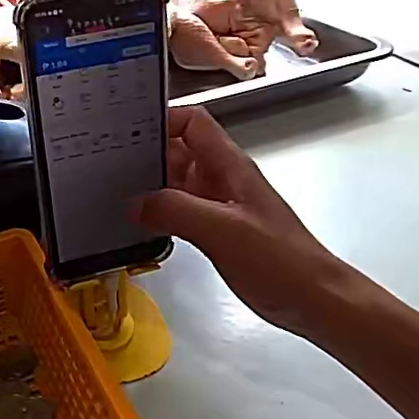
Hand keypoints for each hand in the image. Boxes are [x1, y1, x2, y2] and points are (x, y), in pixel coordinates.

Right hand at [130, 106, 372, 342]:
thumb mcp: (223, 229)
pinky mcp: (214, 230)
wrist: (312, 298)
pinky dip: (156, 212)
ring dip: (147, 185)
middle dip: (145, 152)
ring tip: (112, 190)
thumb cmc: (278, 259)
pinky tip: (136, 222)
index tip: (127, 131)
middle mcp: (221, 179)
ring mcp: (217, 205)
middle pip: (177, 150)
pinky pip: (178, 210)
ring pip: (175, 182)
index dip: (162, 119)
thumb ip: (175, 210)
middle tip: (106, 162)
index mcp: (228, 166)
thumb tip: (133, 203)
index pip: (192, 122)